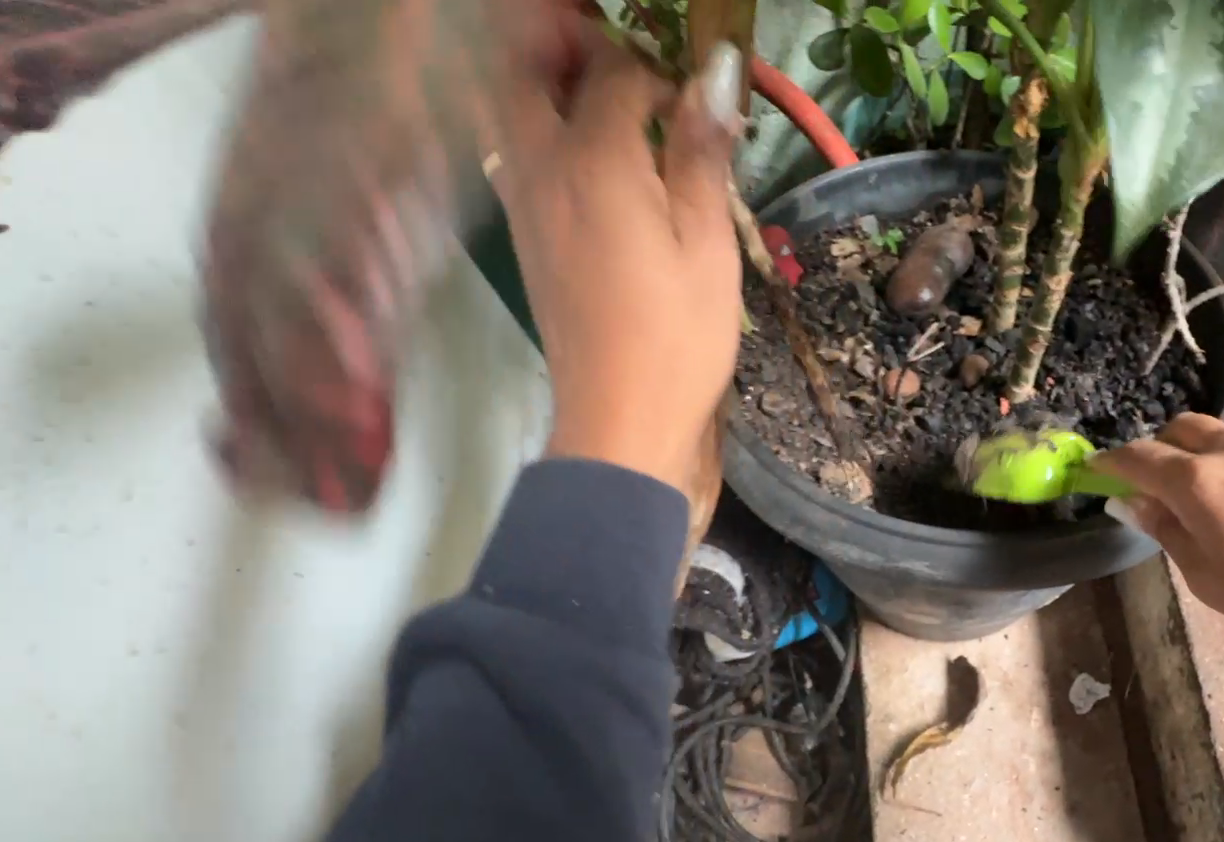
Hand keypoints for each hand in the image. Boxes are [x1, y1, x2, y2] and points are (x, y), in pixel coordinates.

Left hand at [492, 22, 743, 498]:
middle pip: (524, 64)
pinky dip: (546, 128)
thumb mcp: (708, 246)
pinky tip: (596, 164)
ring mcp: (522, 202)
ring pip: (510, 106)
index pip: (614, 71)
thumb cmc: (679, 338)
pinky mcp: (524, 236)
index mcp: (595, 161)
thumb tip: (713, 74)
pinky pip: (518, 152)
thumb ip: (702, 154)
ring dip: (548, 80)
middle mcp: (541, 166)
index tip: (698, 104)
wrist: (621, 418)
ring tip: (609, 101)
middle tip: (620, 59)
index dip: (659, 71)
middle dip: (564, 40)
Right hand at [1092, 414, 1223, 669]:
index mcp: (1201, 483)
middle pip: (1184, 428)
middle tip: (1162, 484)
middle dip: (1162, 448)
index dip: (1112, 462)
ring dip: (1216, 461)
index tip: (1099, 470)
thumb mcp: (1208, 580)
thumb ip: (1167, 532)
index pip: (1139, 456)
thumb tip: (1137, 503)